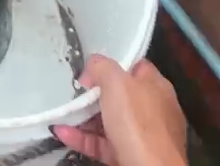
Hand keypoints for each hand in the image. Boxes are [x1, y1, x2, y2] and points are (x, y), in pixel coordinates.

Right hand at [50, 55, 186, 165]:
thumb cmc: (138, 123)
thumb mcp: (115, 81)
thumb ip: (100, 66)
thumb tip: (91, 70)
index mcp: (156, 87)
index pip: (134, 66)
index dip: (113, 62)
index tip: (91, 66)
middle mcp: (154, 110)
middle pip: (118, 95)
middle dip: (93, 94)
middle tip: (74, 91)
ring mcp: (144, 136)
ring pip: (109, 121)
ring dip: (82, 117)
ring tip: (62, 113)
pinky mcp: (132, 156)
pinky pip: (103, 143)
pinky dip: (83, 137)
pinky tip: (62, 132)